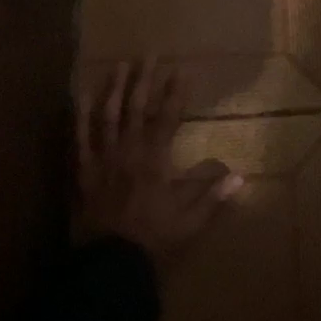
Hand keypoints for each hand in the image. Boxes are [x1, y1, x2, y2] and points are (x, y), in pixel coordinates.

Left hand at [74, 59, 242, 264]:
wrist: (107, 266)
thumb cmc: (151, 242)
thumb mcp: (188, 223)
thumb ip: (212, 197)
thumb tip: (240, 176)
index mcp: (155, 161)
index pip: (167, 117)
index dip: (176, 92)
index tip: (183, 69)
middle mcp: (128, 152)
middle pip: (136, 107)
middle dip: (145, 78)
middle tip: (150, 53)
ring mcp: (102, 159)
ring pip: (108, 115)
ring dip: (115, 87)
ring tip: (121, 63)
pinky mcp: (82, 170)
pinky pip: (80, 137)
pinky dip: (81, 114)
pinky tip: (82, 94)